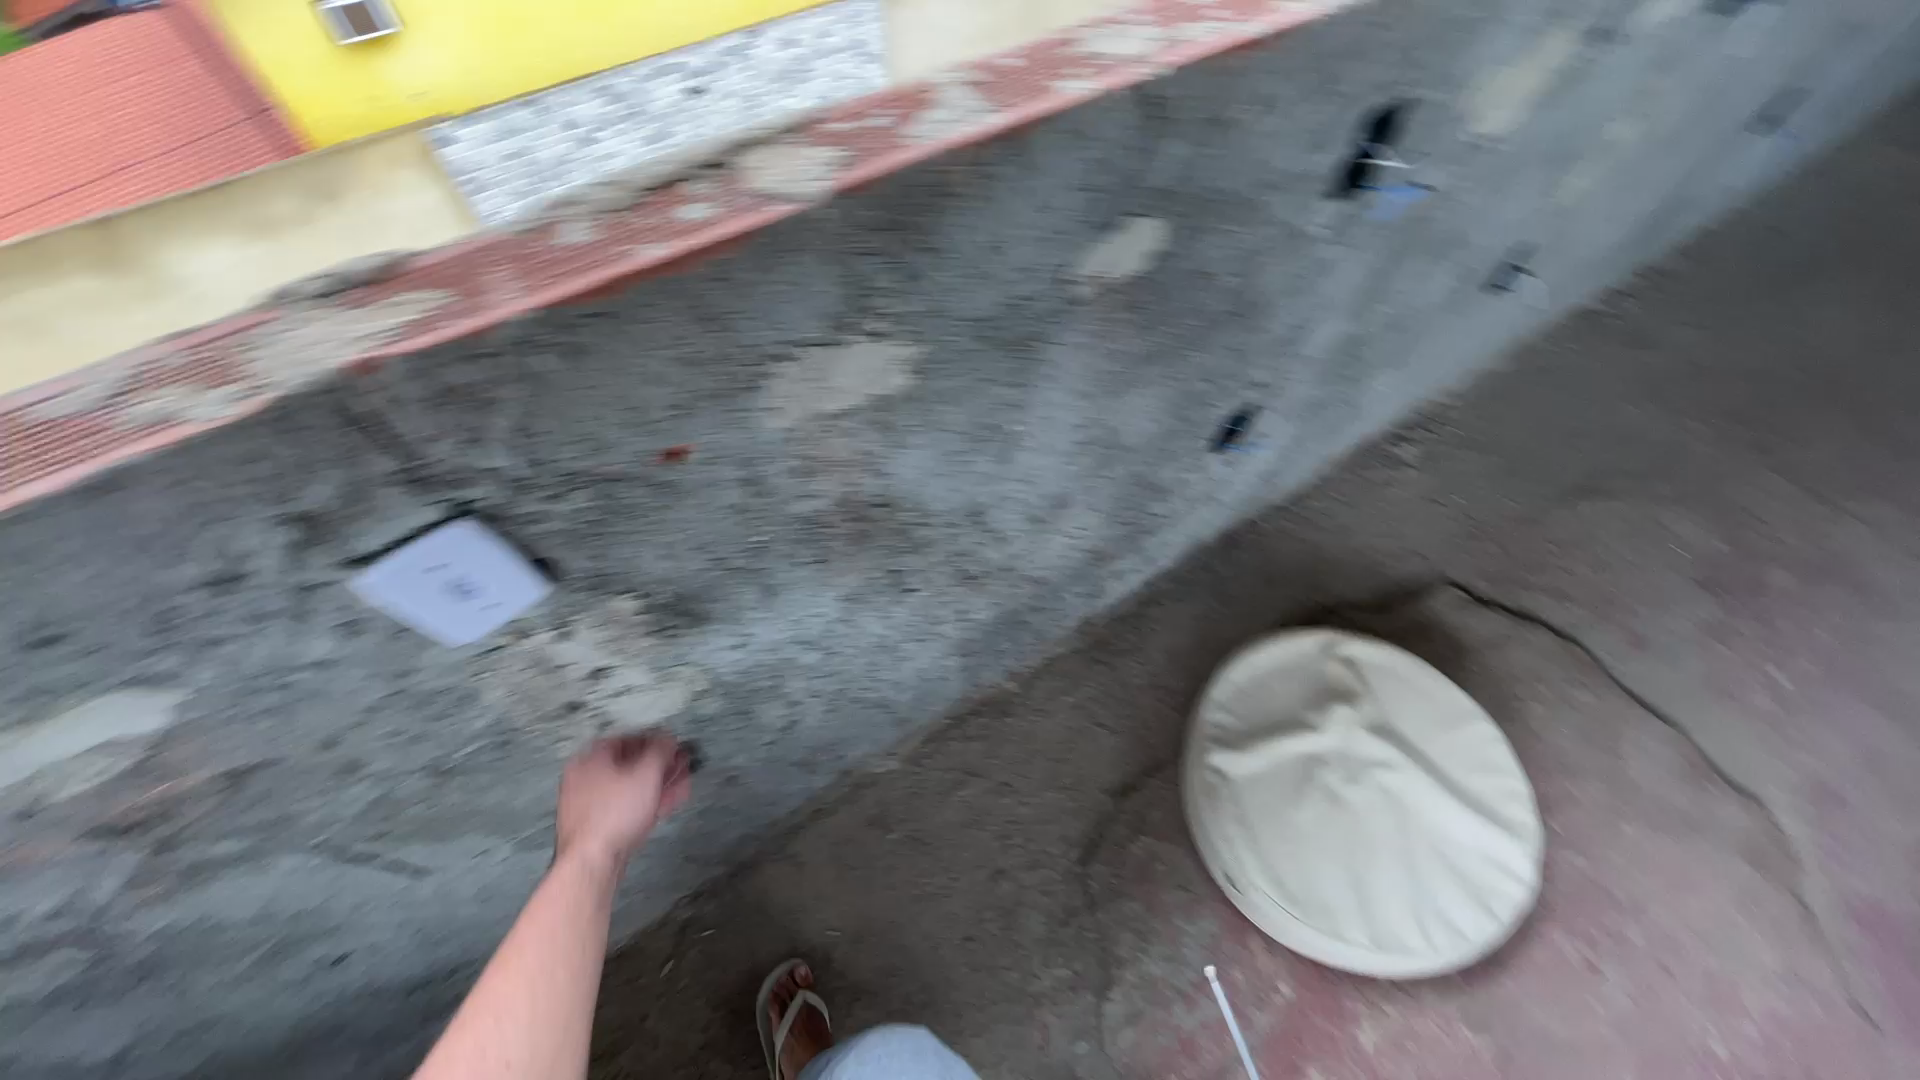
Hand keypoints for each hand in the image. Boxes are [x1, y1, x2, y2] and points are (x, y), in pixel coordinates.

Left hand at [554, 733, 693, 872]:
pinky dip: (647, 801)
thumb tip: (668, 739)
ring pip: (630, 787)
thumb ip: (661, 750)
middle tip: (680, 765)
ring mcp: (590, 805)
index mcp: (590, 758)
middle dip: (659, 765)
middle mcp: (584, 779)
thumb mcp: (647, 773)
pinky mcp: (598, 827)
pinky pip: (626, 806)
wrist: (592, 861)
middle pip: (629, 764)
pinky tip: (668, 802)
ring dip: (657, 783)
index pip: (627, 738)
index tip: (673, 745)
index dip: (655, 739)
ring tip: (681, 783)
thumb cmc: (614, 813)